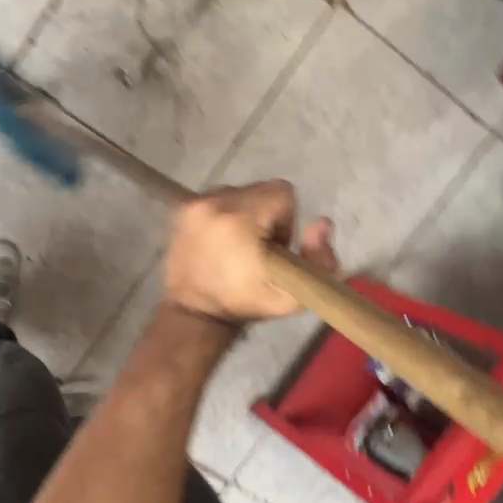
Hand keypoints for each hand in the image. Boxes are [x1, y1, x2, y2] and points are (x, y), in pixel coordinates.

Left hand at [162, 180, 338, 324]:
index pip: (282, 192)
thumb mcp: (293, 297)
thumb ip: (320, 260)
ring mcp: (192, 204)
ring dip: (245, 214)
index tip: (275, 247)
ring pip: (238, 193)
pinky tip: (221, 241)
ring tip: (238, 246)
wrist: (194, 312)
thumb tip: (321, 222)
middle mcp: (212, 202)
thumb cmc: (244, 305)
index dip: (286, 221)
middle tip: (258, 249)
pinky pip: (216, 199)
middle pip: (259, 190)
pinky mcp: (181, 209)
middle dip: (267, 216)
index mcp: (238, 218)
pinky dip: (224, 215)